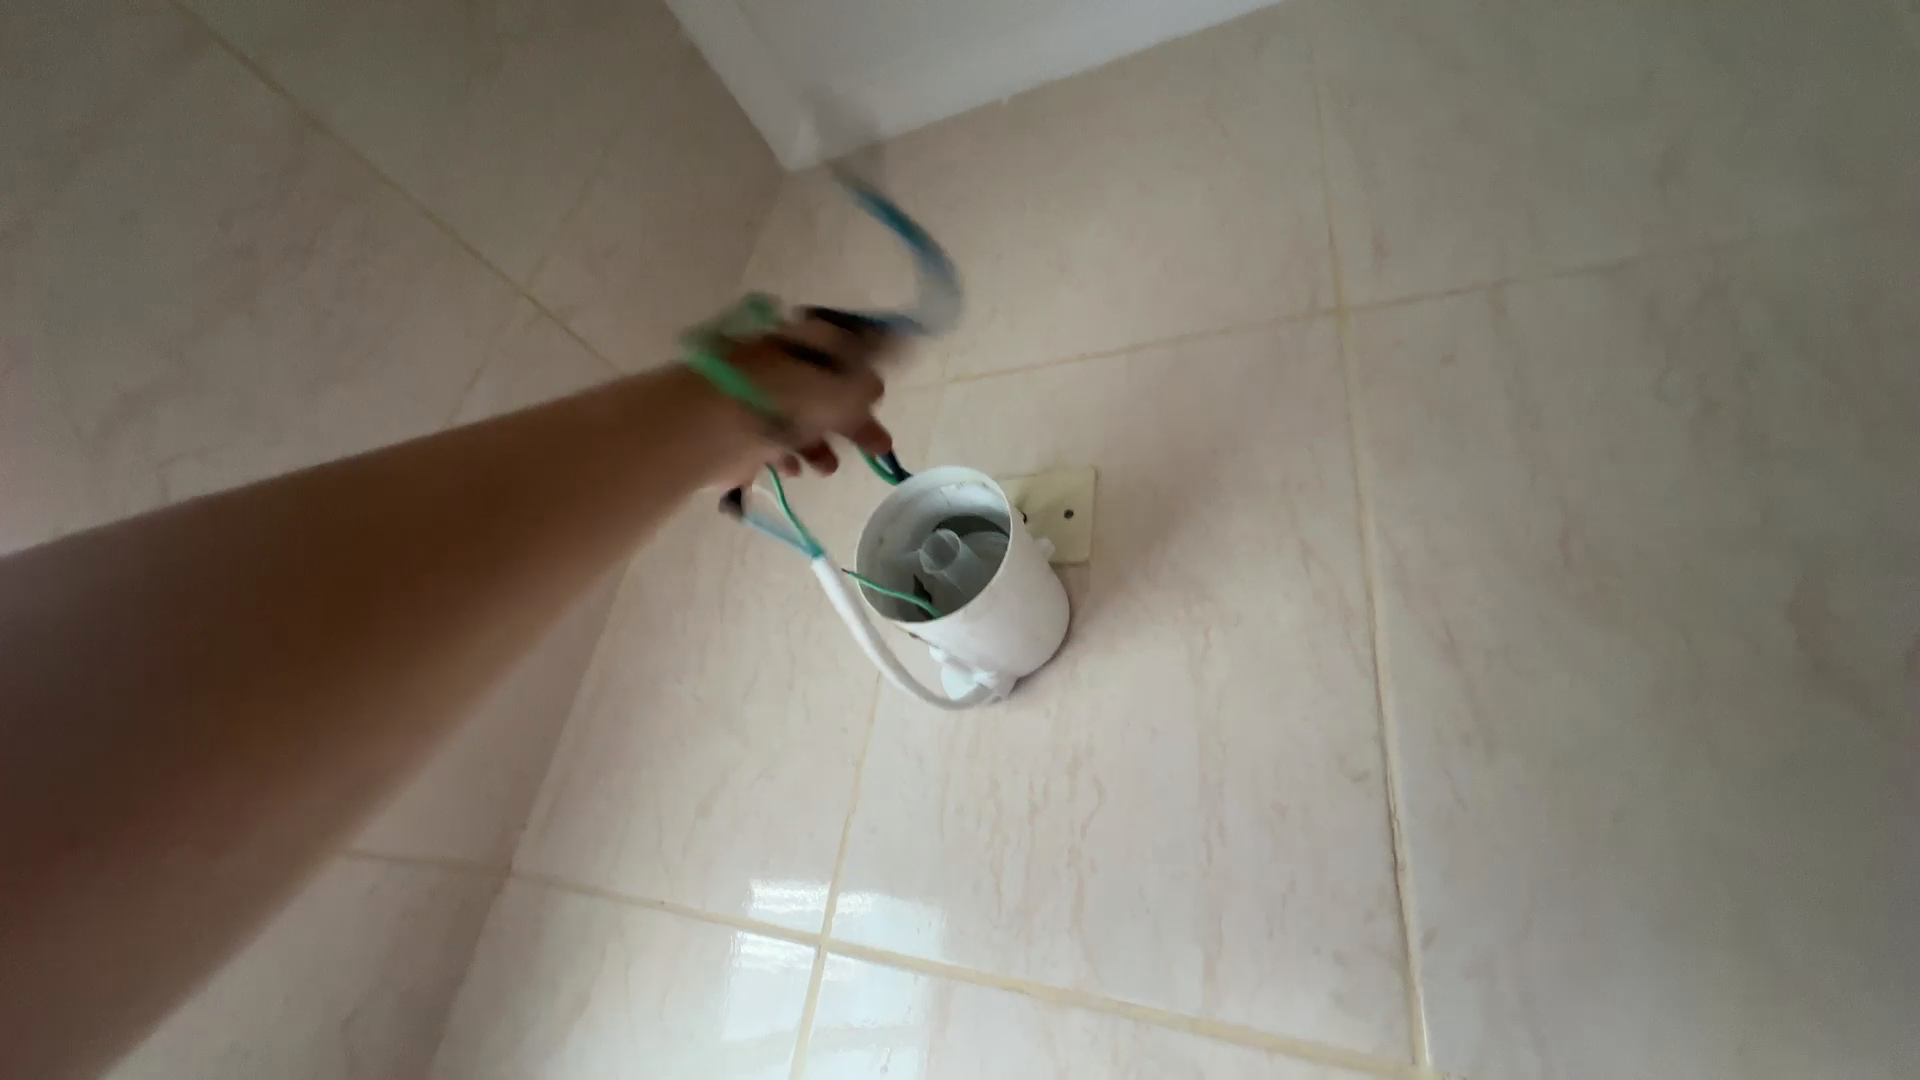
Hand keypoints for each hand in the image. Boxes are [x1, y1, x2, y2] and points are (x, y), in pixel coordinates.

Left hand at [719, 307, 897, 486]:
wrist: (709, 425)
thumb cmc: (782, 400)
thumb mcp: (837, 389)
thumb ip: (863, 387)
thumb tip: (876, 387)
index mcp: (801, 341)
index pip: (843, 350)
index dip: (865, 374)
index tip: (880, 399)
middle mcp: (778, 363)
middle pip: (824, 392)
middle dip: (852, 422)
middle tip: (878, 446)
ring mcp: (755, 394)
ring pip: (798, 419)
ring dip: (820, 445)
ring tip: (828, 467)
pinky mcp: (737, 427)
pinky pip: (770, 442)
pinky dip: (787, 457)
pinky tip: (795, 470)